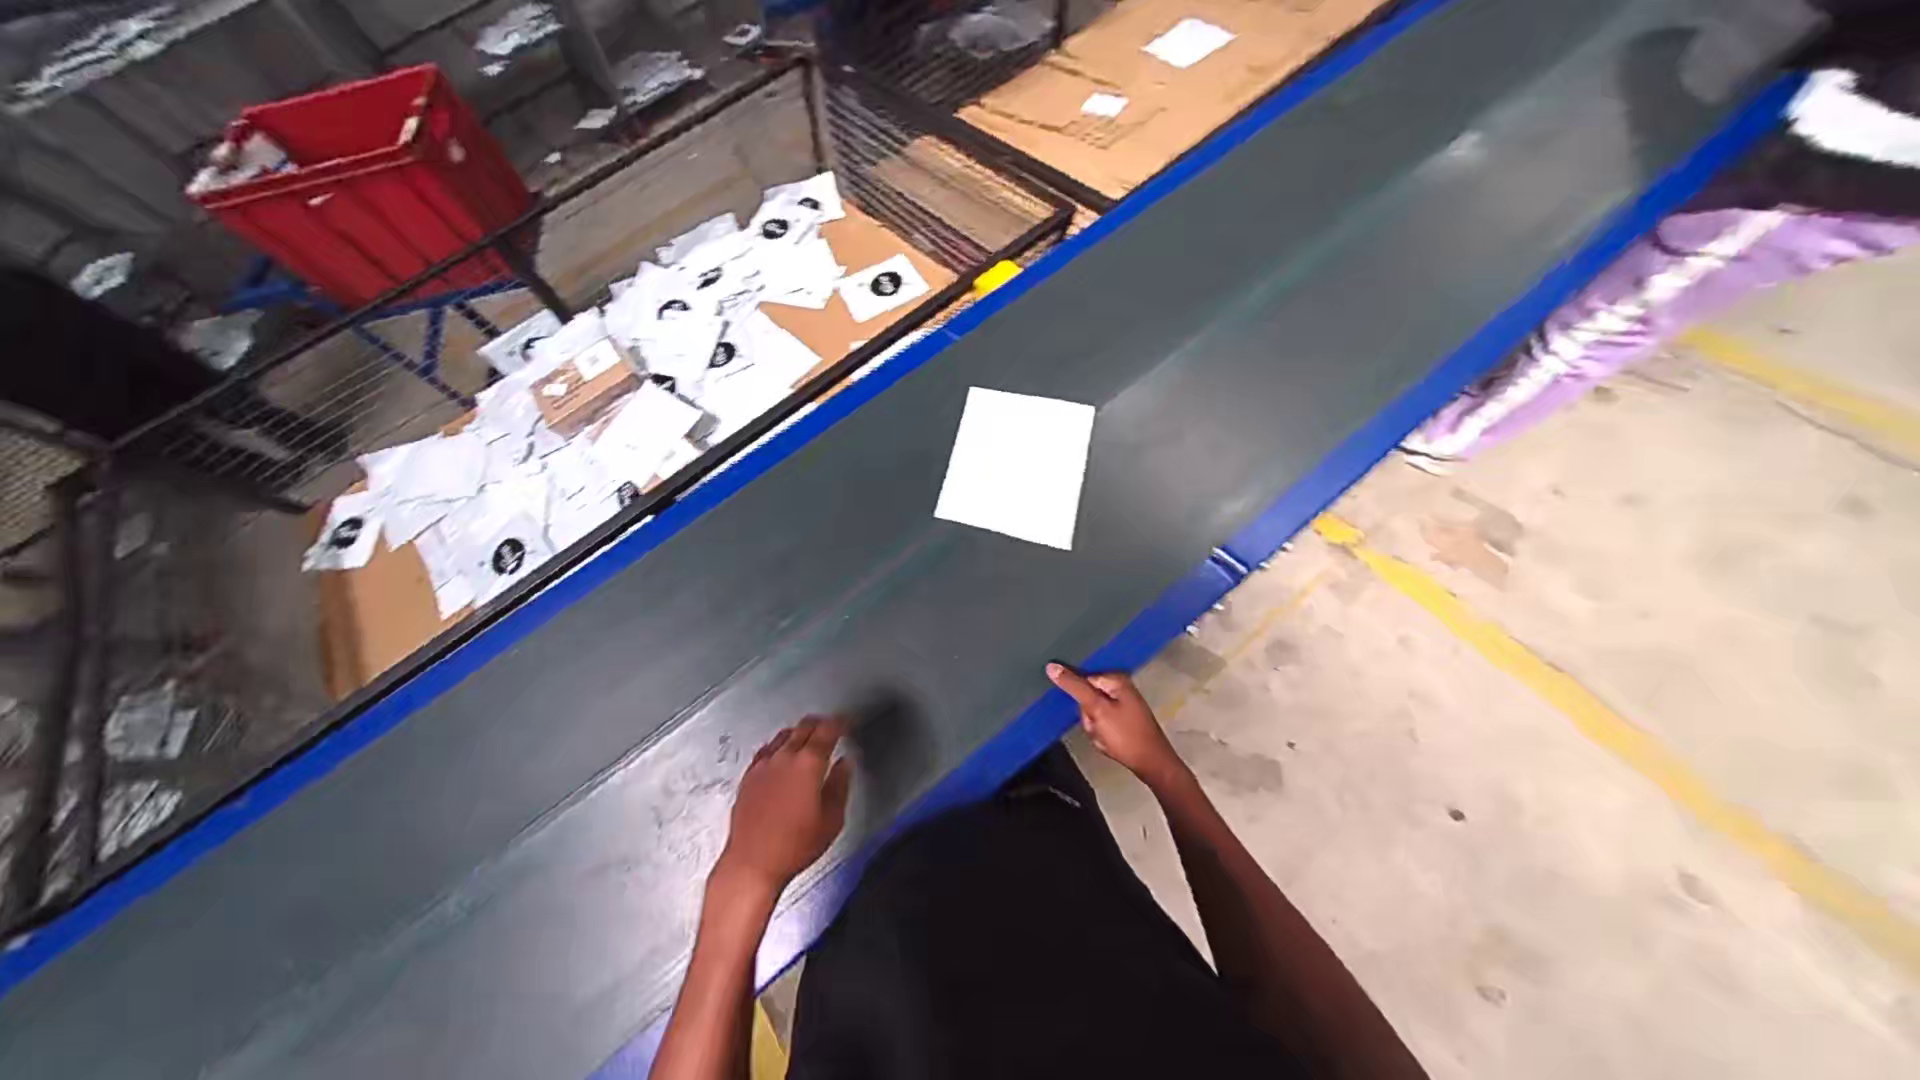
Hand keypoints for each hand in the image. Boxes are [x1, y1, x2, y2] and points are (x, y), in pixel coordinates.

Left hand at [714, 715, 853, 895]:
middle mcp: (784, 758)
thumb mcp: (832, 819)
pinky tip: (781, 754)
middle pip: (804, 726)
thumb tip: (845, 765)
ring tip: (808, 737)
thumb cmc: (793, 847)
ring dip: (799, 732)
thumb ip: (840, 785)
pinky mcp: (748, 777)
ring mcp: (763, 766)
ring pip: (784, 735)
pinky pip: (766, 750)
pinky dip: (778, 746)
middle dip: (821, 723)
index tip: (846, 722)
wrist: (753, 863)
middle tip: (831, 726)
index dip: (840, 722)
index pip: (828, 730)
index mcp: (809, 764)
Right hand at [1046, 664, 1189, 788]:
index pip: (1081, 680)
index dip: (1078, 698)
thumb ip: (1074, 686)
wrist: (1151, 764)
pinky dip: (1100, 731)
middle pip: (1085, 696)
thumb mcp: (1097, 709)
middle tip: (1097, 726)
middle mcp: (1120, 686)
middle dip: (1086, 714)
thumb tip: (1051, 666)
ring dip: (1093, 726)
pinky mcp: (1123, 717)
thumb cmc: (1125, 735)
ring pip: (1091, 711)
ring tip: (1104, 736)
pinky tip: (1108, 741)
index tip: (1087, 712)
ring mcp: (1122, 703)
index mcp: (1116, 678)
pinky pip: (1101, 720)